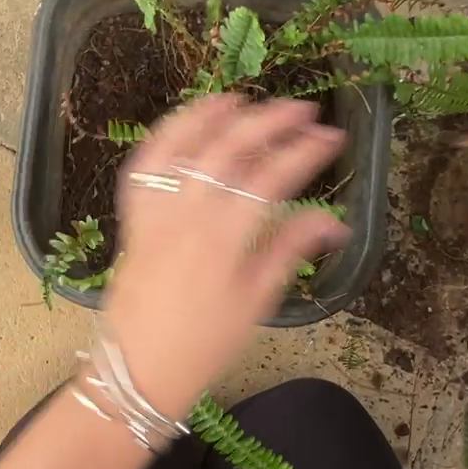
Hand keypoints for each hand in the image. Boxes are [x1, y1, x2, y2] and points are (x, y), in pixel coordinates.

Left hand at [102, 95, 348, 418]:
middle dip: (269, 122)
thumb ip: (290, 251)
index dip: (305, 152)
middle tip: (302, 109)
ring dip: (210, 116)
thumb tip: (335, 220)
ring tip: (241, 98)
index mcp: (223, 240)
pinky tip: (185, 125)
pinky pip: (143, 166)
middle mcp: (186, 216)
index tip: (332, 137)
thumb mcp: (257, 302)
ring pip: (180, 147)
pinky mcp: (132, 218)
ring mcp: (154, 212)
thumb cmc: (204, 344)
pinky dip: (163, 138)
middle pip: (229, 150)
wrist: (138, 370)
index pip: (271, 179)